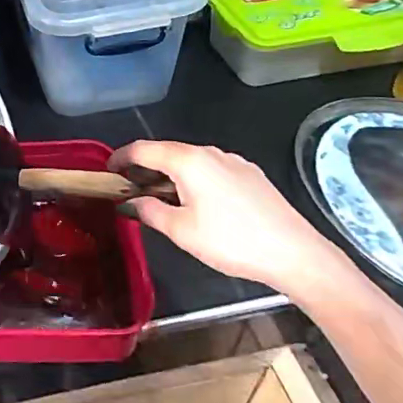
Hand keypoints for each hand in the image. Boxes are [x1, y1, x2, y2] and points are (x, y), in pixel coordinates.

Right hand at [112, 140, 349, 297]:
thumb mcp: (181, 231)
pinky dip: (193, 178)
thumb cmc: (231, 241)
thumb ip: (150, 211)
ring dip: (169, 173)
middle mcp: (209, 152)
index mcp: (187, 160)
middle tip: (129, 188)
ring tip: (160, 197)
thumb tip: (130, 202)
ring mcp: (233, 161)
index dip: (120, 157)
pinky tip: (197, 202)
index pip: (143, 149)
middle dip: (144, 166)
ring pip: (190, 160)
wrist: (295, 253)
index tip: (107, 170)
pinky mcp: (250, 174)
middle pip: (167, 151)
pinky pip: (211, 168)